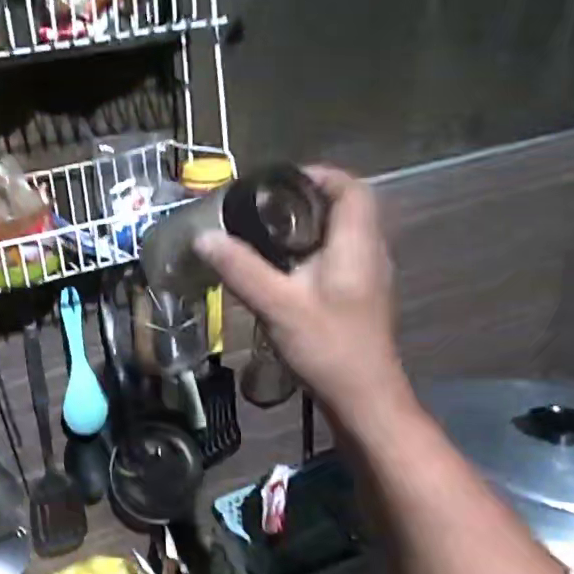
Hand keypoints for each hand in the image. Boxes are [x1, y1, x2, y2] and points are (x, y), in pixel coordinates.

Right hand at [193, 166, 413, 416]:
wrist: (363, 398)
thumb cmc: (327, 347)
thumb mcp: (277, 305)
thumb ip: (241, 269)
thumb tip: (204, 237)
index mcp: (356, 244)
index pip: (351, 188)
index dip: (320, 175)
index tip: (280, 181)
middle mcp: (369, 252)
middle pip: (347, 207)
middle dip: (308, 199)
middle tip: (266, 207)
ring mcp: (369, 276)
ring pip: (343, 233)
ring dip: (311, 225)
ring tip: (269, 233)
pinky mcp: (361, 296)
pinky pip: (340, 255)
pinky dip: (314, 249)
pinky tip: (284, 268)